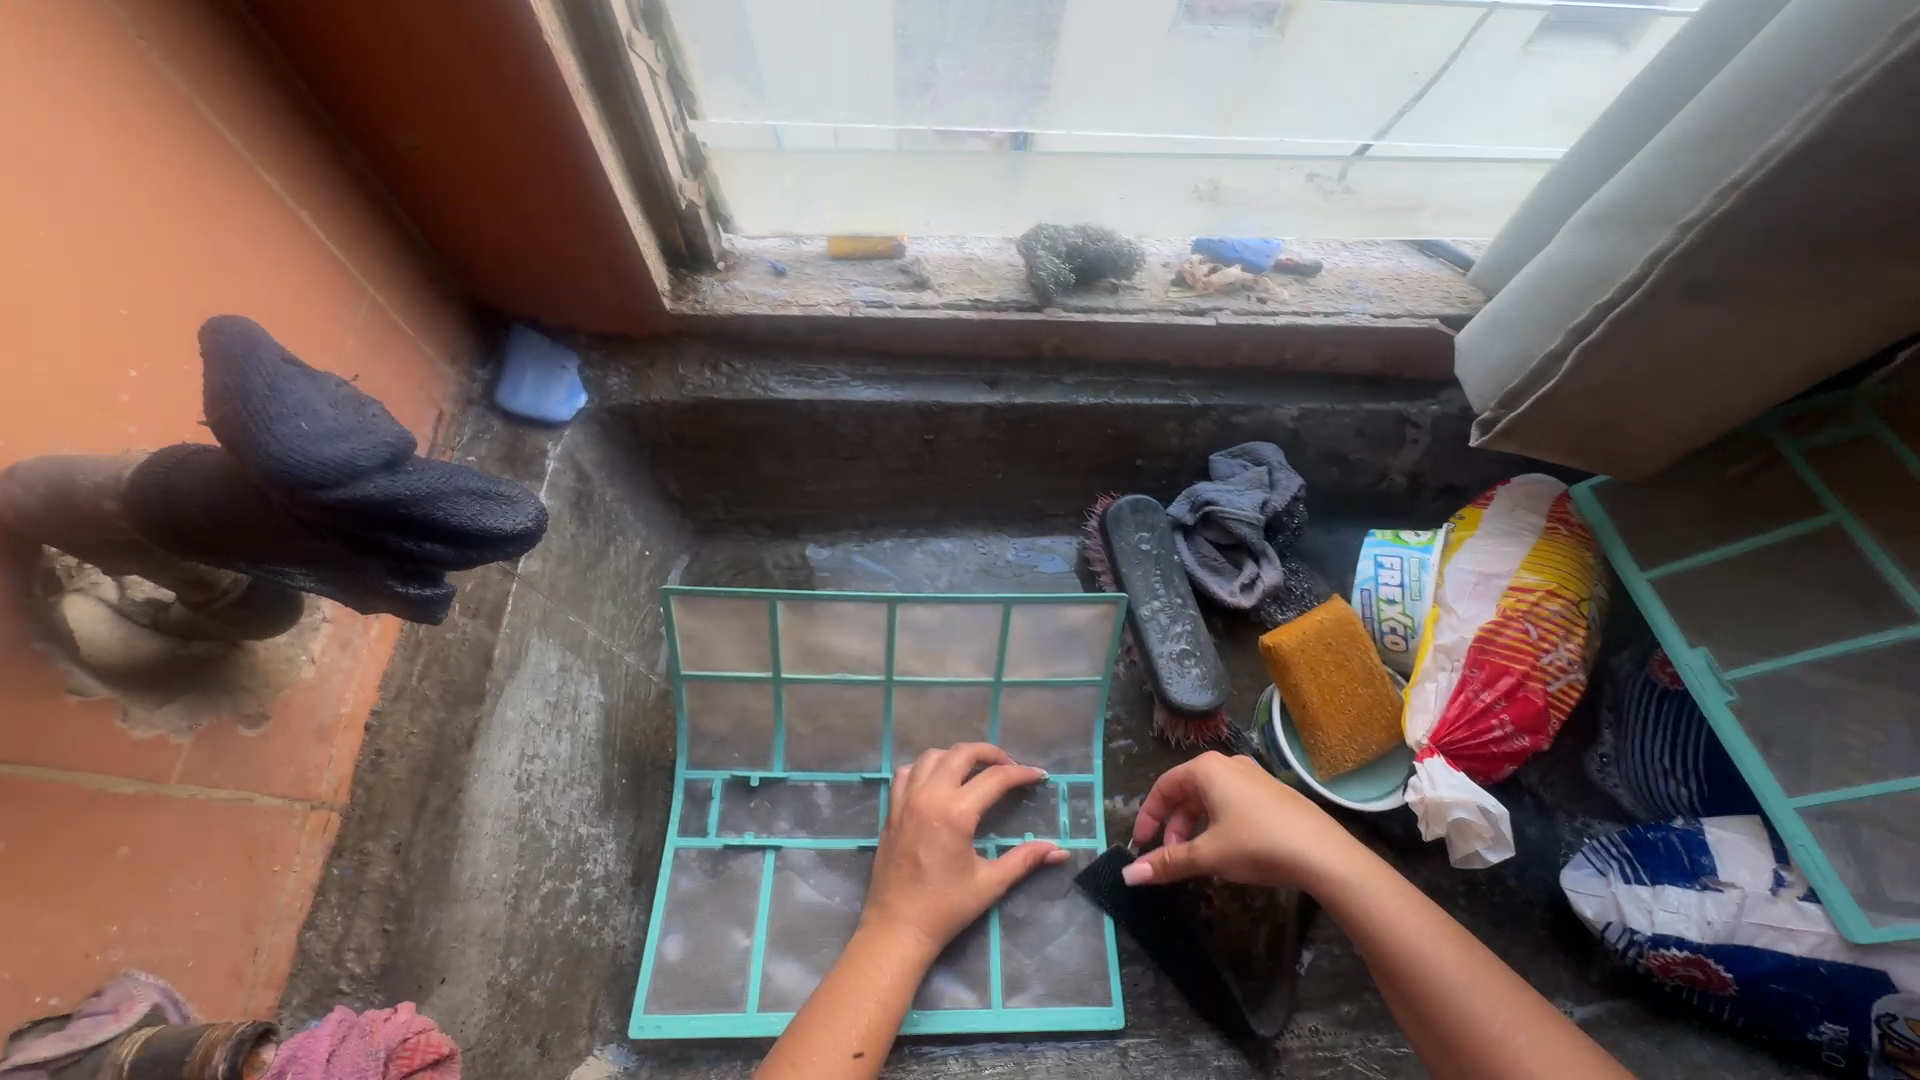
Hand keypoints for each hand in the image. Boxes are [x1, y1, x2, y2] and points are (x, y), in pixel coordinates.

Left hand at [861, 743, 1067, 956]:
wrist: (897, 927)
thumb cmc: (945, 908)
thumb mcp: (990, 883)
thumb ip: (1024, 860)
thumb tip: (1058, 850)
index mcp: (955, 813)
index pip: (995, 778)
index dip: (1021, 773)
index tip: (1038, 776)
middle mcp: (928, 796)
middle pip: (961, 753)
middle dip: (990, 753)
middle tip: (1009, 766)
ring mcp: (905, 800)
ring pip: (931, 756)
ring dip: (956, 756)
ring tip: (975, 770)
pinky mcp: (891, 810)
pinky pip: (906, 773)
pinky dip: (924, 768)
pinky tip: (938, 782)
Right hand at [1126, 751, 1363, 889]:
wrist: (1325, 854)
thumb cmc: (1257, 844)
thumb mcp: (1208, 856)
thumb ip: (1167, 863)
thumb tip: (1129, 875)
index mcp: (1206, 769)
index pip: (1162, 787)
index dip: (1148, 817)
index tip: (1141, 846)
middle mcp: (1228, 765)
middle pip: (1187, 794)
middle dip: (1175, 827)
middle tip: (1172, 857)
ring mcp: (1254, 777)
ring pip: (1211, 801)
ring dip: (1197, 830)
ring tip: (1200, 862)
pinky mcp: (1273, 794)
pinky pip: (1233, 805)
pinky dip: (1220, 827)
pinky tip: (1229, 856)